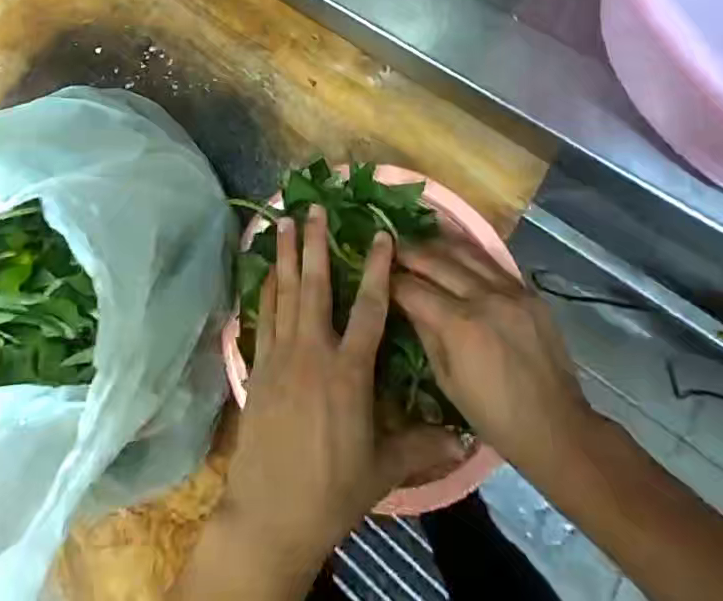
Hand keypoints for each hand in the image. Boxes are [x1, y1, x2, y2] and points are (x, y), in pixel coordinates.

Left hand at [204, 208, 462, 591]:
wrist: (270, 515)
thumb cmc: (332, 491)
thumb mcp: (382, 469)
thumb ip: (420, 446)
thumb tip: (464, 443)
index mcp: (348, 372)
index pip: (368, 308)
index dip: (375, 269)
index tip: (379, 234)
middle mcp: (312, 354)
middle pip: (314, 287)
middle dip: (314, 244)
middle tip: (313, 207)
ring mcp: (280, 358)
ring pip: (283, 294)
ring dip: (283, 256)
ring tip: (281, 222)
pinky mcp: (258, 370)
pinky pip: (263, 319)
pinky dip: (265, 291)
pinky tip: (264, 273)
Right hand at [393, 240, 594, 474]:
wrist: (556, 426)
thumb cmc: (493, 415)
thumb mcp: (446, 380)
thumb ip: (425, 333)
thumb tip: (406, 303)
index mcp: (459, 325)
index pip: (414, 289)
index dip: (390, 279)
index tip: (376, 271)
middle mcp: (484, 298)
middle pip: (437, 262)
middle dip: (409, 253)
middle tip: (390, 246)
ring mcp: (510, 292)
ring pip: (466, 253)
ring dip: (438, 244)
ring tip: (419, 241)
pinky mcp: (529, 293)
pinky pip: (493, 264)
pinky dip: (469, 253)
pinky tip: (454, 247)